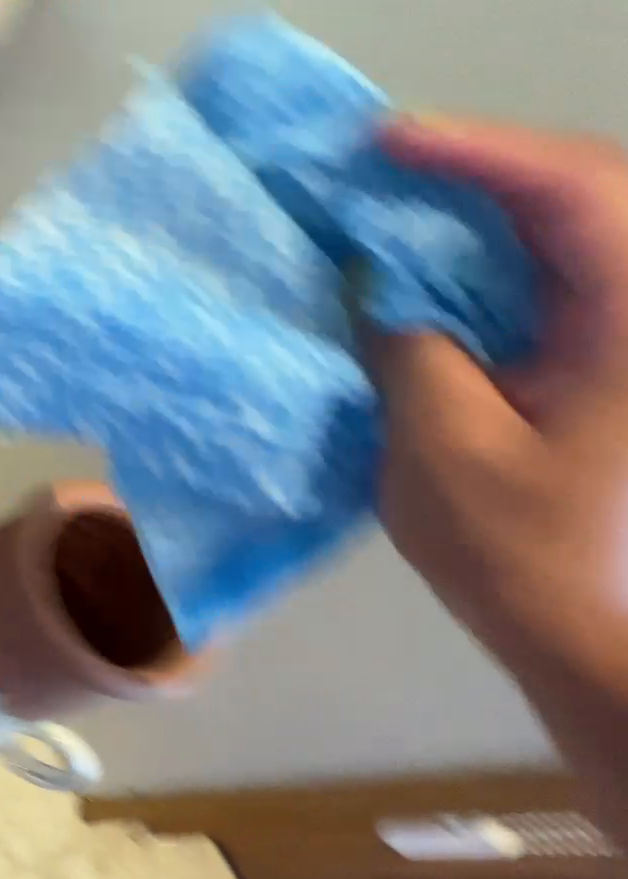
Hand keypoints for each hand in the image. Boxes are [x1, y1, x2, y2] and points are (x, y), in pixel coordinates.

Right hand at [371, 116, 627, 834]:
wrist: (602, 634)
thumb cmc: (525, 550)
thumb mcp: (444, 452)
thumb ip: (414, 358)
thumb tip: (385, 302)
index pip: (573, 194)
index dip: (473, 156)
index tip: (380, 144)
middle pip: (583, 197)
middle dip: (475, 173)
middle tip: (375, 170)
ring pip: (569, 239)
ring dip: (478, 217)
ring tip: (388, 211)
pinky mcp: (609, 369)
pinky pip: (554, 289)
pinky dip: (486, 270)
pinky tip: (424, 278)